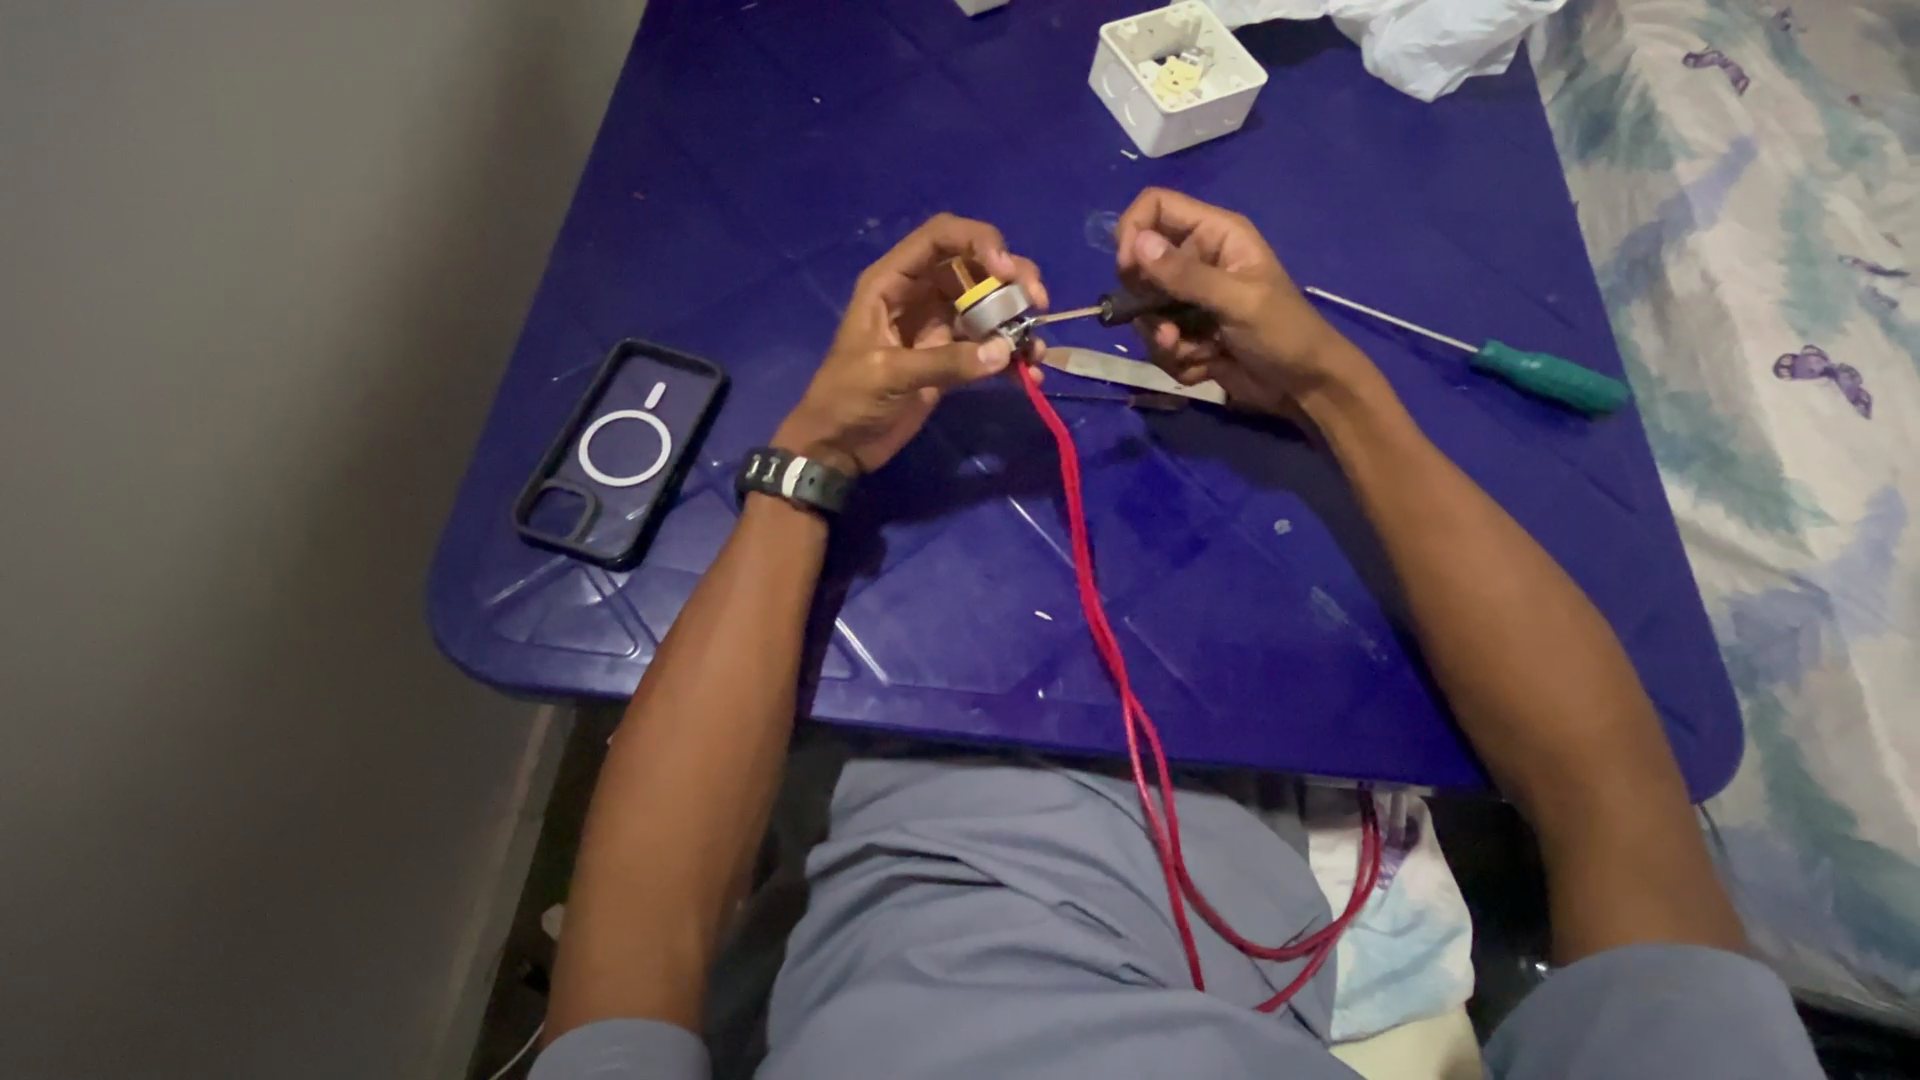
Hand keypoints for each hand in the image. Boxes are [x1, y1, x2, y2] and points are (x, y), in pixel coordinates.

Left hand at [773, 214, 1047, 474]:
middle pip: (974, 268)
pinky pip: (987, 349)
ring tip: (1036, 348)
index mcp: (892, 283)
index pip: (940, 238)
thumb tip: (1005, 351)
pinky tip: (1028, 375)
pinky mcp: (950, 361)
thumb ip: (945, 362)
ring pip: (987, 308)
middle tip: (1037, 303)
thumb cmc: (846, 400)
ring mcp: (937, 329)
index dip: (978, 242)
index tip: (1006, 272)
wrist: (838, 447)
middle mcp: (918, 296)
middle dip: (1010, 279)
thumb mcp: (888, 374)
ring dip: (1016, 322)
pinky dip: (1009, 358)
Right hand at [1114, 188, 1369, 416]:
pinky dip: (1177, 361)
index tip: (1128, 272)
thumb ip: (1185, 275)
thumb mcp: (1237, 300)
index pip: (1156, 207)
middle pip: (1139, 267)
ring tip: (1197, 353)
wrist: (1302, 385)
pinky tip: (1206, 365)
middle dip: (1148, 307)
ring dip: (1165, 342)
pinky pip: (1158, 344)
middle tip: (1170, 331)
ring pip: (1145, 315)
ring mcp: (1188, 301)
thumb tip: (1136, 243)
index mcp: (1215, 235)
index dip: (1133, 232)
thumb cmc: (1283, 332)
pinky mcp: (1186, 335)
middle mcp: (1197, 261)